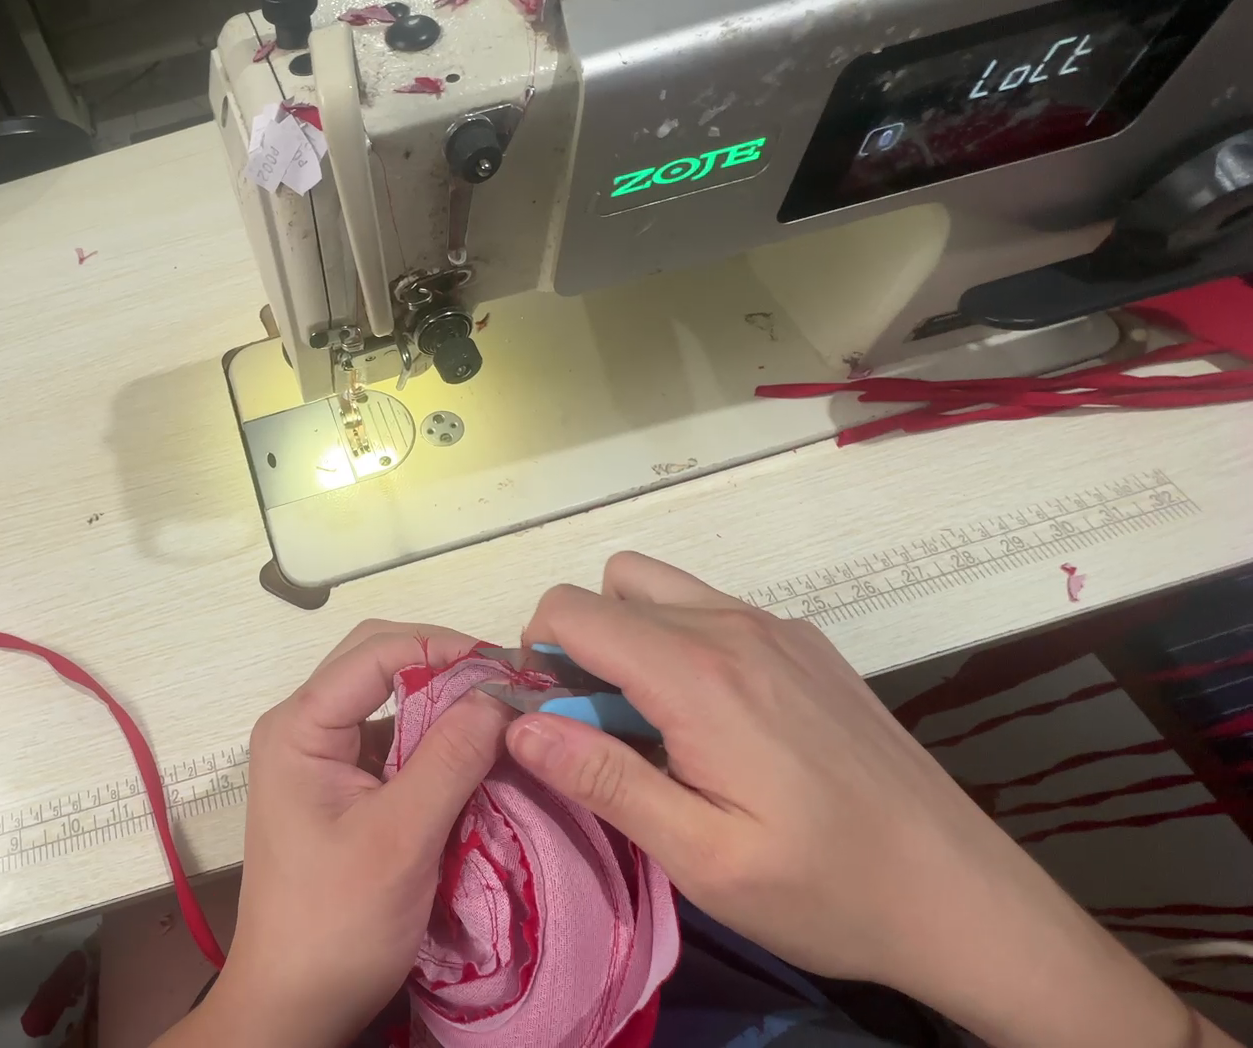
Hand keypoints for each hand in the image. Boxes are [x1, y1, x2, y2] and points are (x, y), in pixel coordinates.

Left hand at [183, 621, 510, 1047]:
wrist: (294, 1002)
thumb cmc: (336, 923)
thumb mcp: (401, 838)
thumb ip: (449, 759)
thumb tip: (498, 693)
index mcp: (299, 725)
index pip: (374, 651)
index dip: (441, 645)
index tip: (506, 666)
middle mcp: (304, 725)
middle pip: (377, 663)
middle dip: (443, 665)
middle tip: (507, 686)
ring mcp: (321, 754)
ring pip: (388, 698)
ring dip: (442, 702)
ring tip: (501, 715)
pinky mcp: (341, 783)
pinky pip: (391, 738)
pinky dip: (434, 738)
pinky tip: (474, 753)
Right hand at [504, 553, 1218, 1047]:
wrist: (972, 905)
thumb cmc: (827, 891)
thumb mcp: (701, 857)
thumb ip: (603, 779)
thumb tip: (518, 726)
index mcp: (698, 675)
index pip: (572, 610)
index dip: (537, 654)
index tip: (549, 716)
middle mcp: (733, 628)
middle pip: (607, 588)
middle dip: (577, 644)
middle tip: (599, 724)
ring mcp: (776, 628)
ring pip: (656, 586)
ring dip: (627, 634)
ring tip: (650, 714)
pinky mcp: (806, 643)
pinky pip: (709, 608)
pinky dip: (680, 639)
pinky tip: (717, 717)